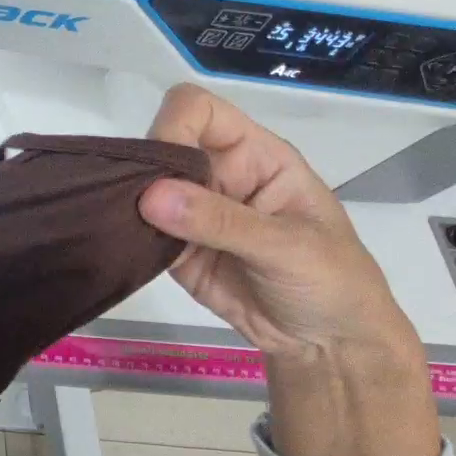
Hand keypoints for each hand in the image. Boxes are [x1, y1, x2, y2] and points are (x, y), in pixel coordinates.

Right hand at [137, 84, 439, 455]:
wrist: (326, 343)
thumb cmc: (332, 282)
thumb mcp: (290, 248)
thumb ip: (222, 221)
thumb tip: (150, 195)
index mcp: (253, 156)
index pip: (199, 111)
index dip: (175, 125)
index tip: (164, 165)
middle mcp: (214, 174)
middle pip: (158, 143)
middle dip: (142, 167)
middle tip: (139, 208)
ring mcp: (187, 210)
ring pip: (138, 184)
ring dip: (125, 202)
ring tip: (126, 229)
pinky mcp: (168, 245)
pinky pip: (134, 227)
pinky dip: (123, 233)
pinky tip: (124, 247)